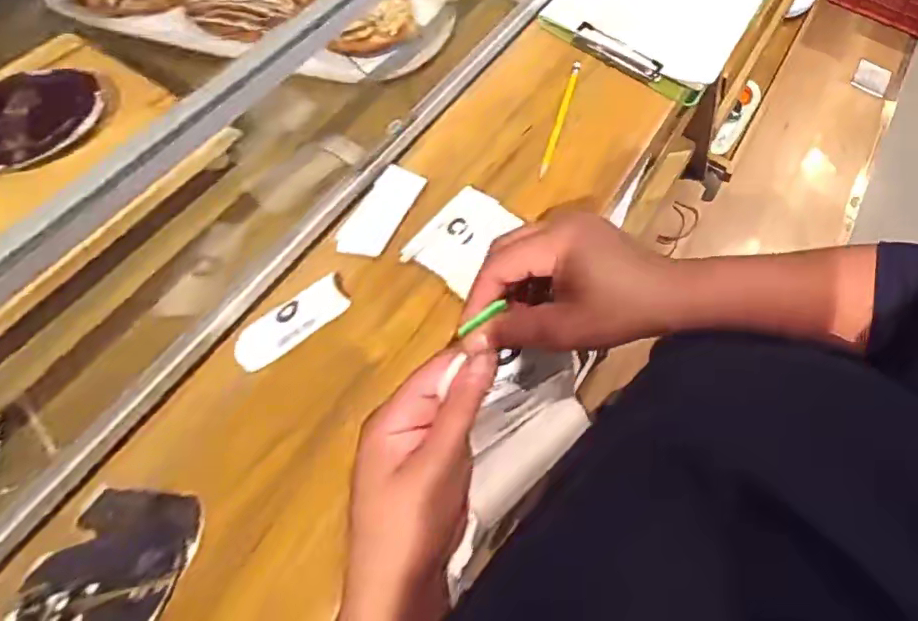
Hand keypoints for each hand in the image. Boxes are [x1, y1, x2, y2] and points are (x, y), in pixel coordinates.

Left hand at [341, 348, 497, 620]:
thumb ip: (463, 400)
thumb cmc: (412, 522)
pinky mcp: (431, 456)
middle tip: (526, 348)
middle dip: (481, 365)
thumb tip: (484, 345)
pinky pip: (457, 418)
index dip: (476, 347)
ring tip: (521, 366)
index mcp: (391, 417)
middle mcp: (399, 422)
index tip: (518, 329)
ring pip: (455, 397)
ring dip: (483, 385)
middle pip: (447, 378)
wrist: (399, 587)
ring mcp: (414, 440)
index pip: (439, 364)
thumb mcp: (441, 457)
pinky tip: (500, 400)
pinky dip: (479, 407)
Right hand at [458, 210, 680, 354]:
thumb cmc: (621, 310)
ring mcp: (577, 224)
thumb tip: (474, 339)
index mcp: (557, 238)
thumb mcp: (564, 327)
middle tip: (487, 326)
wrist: (672, 294)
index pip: (497, 264)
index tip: (470, 336)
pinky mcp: (586, 233)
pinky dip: (532, 273)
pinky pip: (544, 247)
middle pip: (505, 249)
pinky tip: (537, 302)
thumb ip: (514, 329)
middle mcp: (563, 221)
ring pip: (522, 247)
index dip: (478, 301)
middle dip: (491, 288)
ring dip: (511, 280)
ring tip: (511, 319)